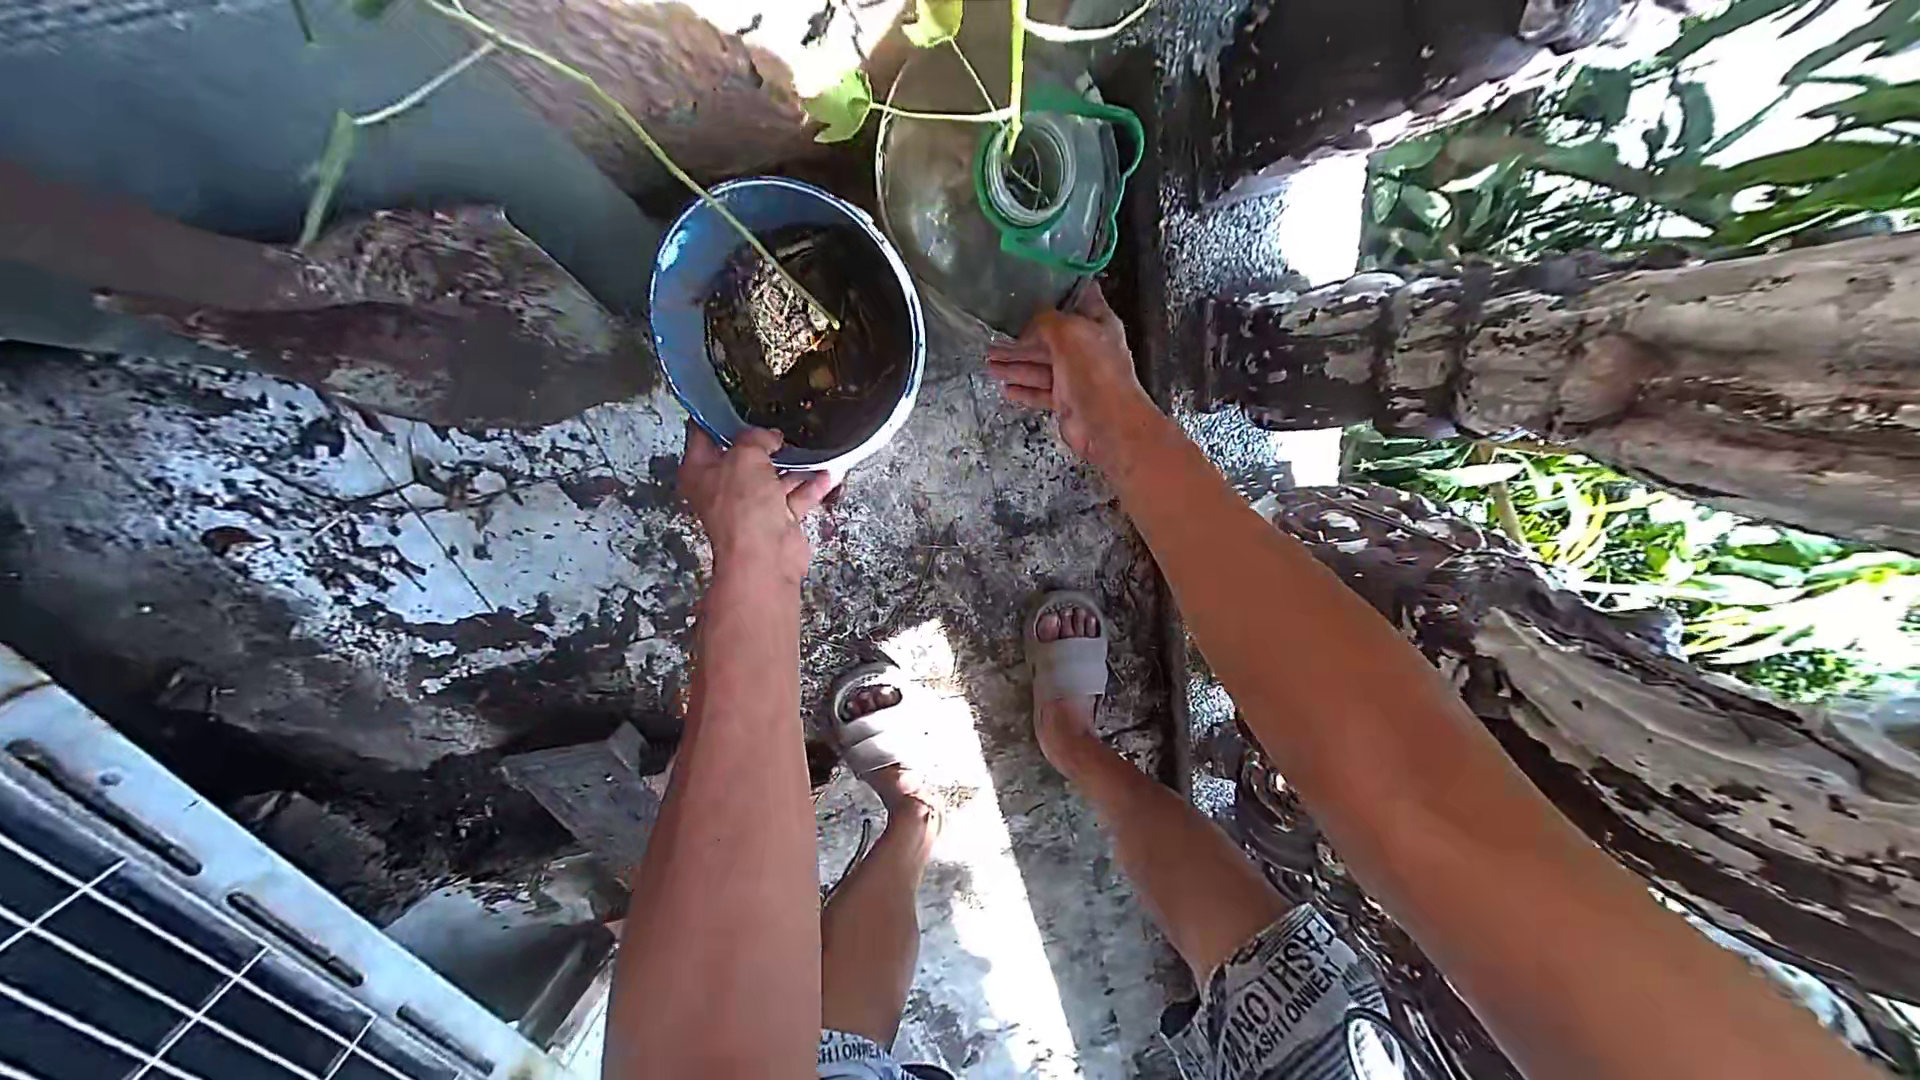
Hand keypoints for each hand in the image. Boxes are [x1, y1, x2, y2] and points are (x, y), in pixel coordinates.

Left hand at [678, 423, 835, 583]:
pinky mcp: (778, 519)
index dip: (719, 415)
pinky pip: (796, 496)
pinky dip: (812, 485)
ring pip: (774, 477)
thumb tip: (769, 437)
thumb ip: (756, 438)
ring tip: (811, 443)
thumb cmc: (743, 508)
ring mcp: (752, 505)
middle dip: (763, 441)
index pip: (704, 434)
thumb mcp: (745, 457)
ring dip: (794, 463)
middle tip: (780, 420)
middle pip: (743, 456)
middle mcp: (724, 488)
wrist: (765, 557)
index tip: (737, 398)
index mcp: (700, 472)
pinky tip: (828, 470)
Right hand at [987, 282, 1155, 463]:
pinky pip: (1040, 391)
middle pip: (1049, 338)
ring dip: (1015, 364)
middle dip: (1021, 339)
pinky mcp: (1066, 401)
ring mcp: (1076, 376)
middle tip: (995, 338)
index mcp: (1097, 324)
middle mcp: (1087, 348)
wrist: (1106, 423)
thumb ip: (1045, 321)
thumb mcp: (1067, 332)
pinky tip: (1006, 388)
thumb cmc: (1093, 371)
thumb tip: (1028, 329)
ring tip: (990, 363)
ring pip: (1040, 366)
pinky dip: (1023, 389)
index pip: (1079, 299)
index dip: (1058, 292)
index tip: (1033, 289)